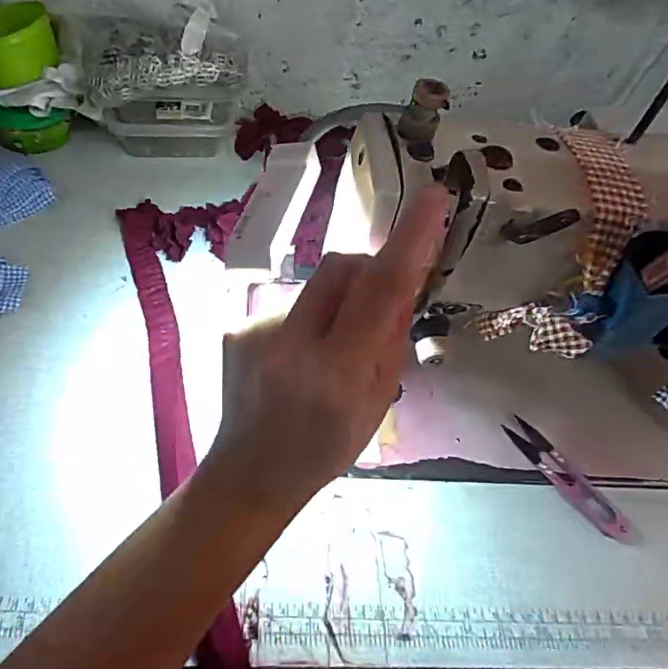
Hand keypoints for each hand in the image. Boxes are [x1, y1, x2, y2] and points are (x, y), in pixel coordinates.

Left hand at [203, 186, 451, 503]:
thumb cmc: (323, 449)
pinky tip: (295, 356)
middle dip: (368, 270)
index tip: (432, 198)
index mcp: (334, 372)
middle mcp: (289, 343)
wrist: (250, 469)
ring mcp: (254, 330)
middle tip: (377, 303)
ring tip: (327, 349)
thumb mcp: (376, 404)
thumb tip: (404, 282)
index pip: (379, 292)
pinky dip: (305, 320)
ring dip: (334, 303)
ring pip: (314, 287)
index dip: (409, 242)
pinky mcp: (235, 325)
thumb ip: (390, 339)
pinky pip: (287, 303)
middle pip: (339, 266)